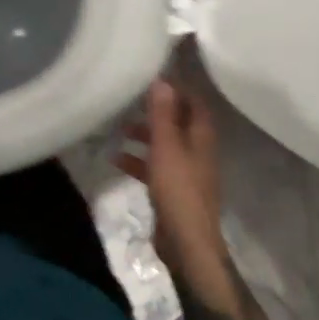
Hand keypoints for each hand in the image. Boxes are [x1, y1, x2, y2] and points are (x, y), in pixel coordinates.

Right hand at [118, 79, 224, 268]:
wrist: (186, 242)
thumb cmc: (178, 189)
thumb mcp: (166, 147)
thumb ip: (163, 115)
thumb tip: (162, 80)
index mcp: (202, 137)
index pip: (195, 103)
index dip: (178, 89)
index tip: (153, 77)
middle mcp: (198, 151)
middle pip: (179, 123)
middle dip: (156, 112)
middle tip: (131, 100)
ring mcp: (187, 173)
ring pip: (165, 146)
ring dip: (145, 136)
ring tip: (119, 128)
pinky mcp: (174, 191)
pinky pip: (155, 168)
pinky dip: (139, 161)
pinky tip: (116, 160)